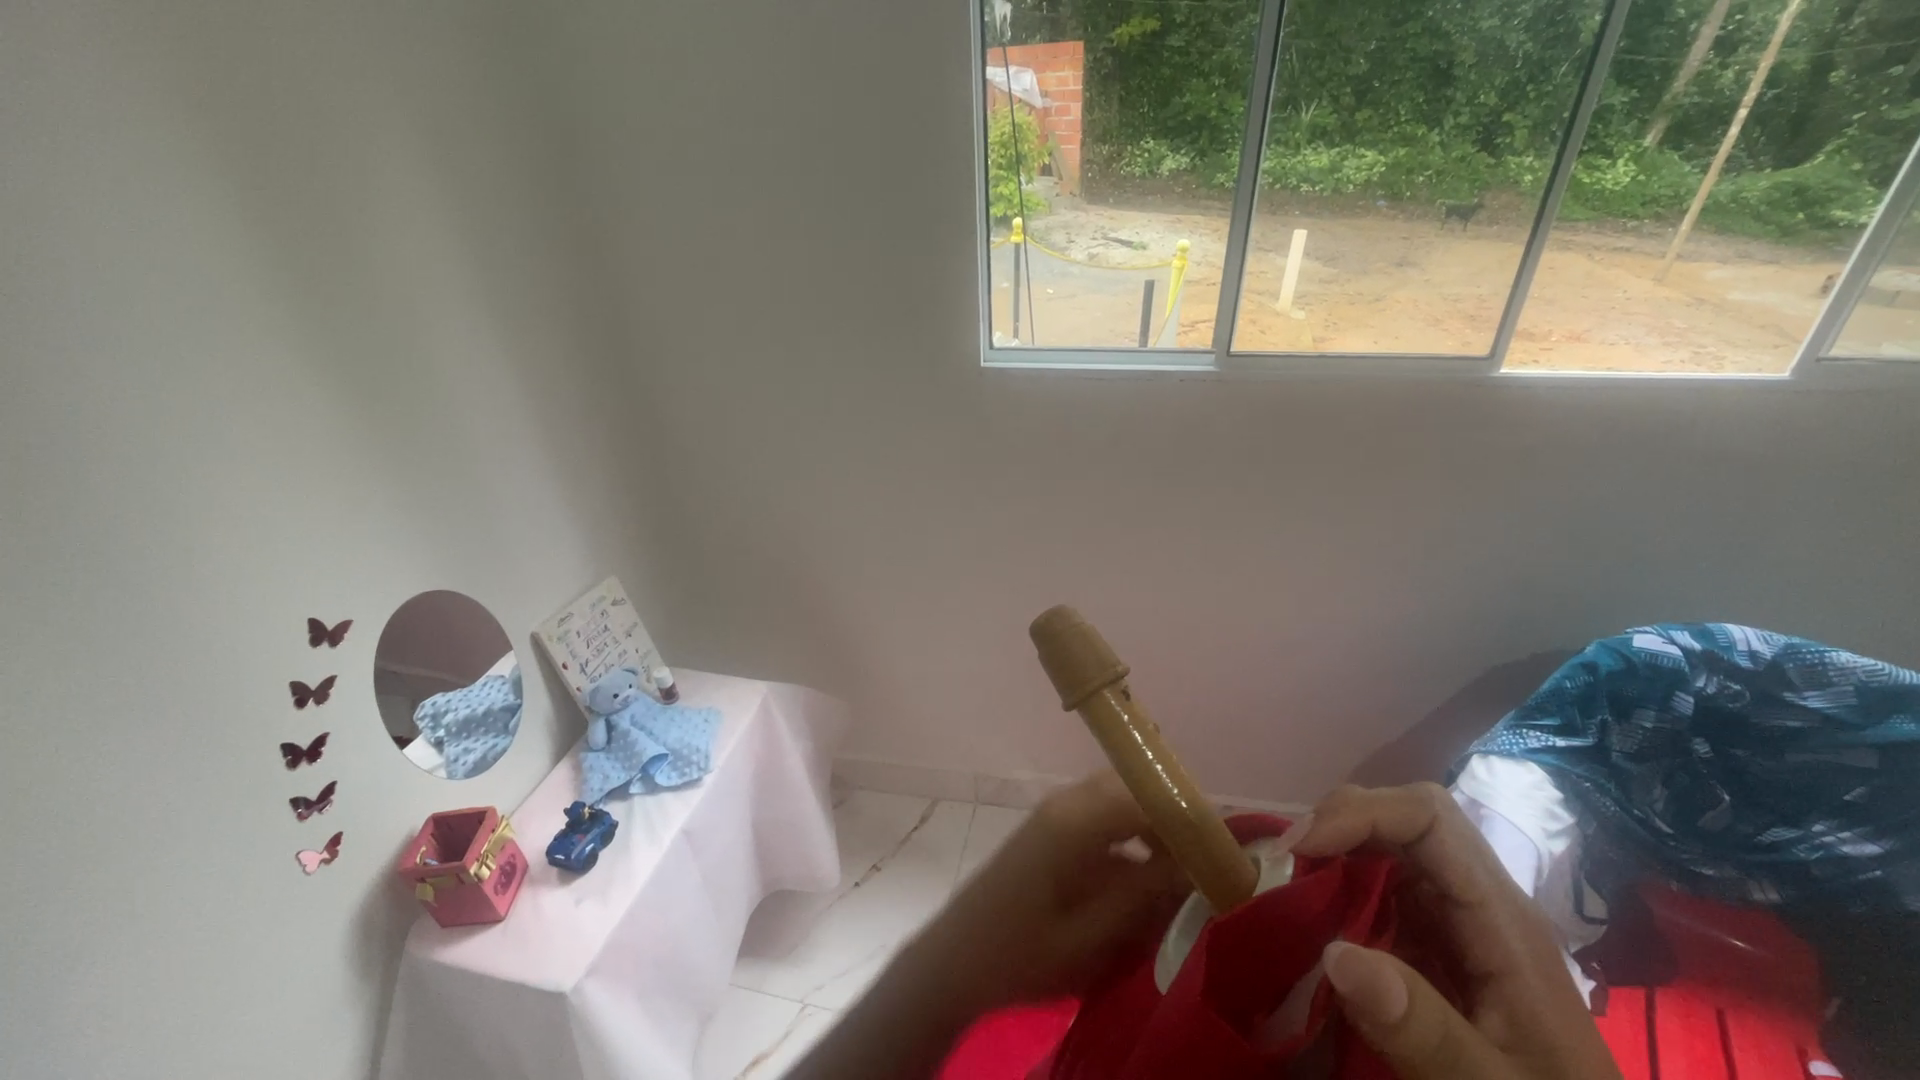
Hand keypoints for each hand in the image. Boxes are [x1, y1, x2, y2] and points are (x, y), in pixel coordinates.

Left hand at [912, 770, 1188, 1011]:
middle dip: (1175, 817)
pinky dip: (1132, 837)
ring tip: (1184, 872)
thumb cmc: (1019, 954)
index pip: (1149, 795)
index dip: (1192, 818)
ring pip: (1120, 799)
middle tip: (1209, 860)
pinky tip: (1146, 877)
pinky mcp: (1051, 830)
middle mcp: (1066, 802)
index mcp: (1075, 820)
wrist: (953, 961)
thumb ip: (1146, 895)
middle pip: (1136, 787)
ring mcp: (1055, 813)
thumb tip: (1199, 866)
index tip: (1227, 851)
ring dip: (1154, 826)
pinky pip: (1104, 817)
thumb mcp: (1091, 936)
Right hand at [1293, 783, 1620, 1079]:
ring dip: (1335, 854)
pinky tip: (1318, 924)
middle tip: (1286, 867)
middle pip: (1406, 817)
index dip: (1358, 814)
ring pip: (1392, 846)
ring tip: (1291, 891)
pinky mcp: (1443, 940)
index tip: (1299, 850)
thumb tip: (1335, 952)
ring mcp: (1462, 918)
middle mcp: (1481, 900)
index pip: (1429, 817)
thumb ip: (1423, 1031)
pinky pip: (1387, 888)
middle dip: (1339, 824)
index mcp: (1502, 918)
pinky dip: (1342, 889)